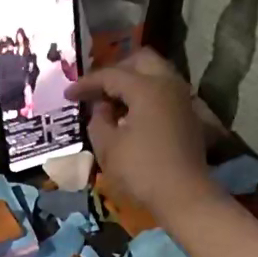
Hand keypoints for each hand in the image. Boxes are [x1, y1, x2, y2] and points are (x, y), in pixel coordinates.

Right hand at [66, 50, 213, 212]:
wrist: (184, 196)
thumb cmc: (141, 171)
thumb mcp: (108, 148)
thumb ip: (98, 121)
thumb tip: (101, 108)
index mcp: (146, 87)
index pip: (111, 75)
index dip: (86, 83)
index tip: (68, 94)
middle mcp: (168, 84)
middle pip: (140, 60)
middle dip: (115, 70)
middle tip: (97, 90)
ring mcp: (182, 99)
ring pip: (156, 74)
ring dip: (133, 82)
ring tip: (113, 102)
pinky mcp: (188, 116)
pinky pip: (164, 92)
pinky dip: (147, 95)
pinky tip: (133, 115)